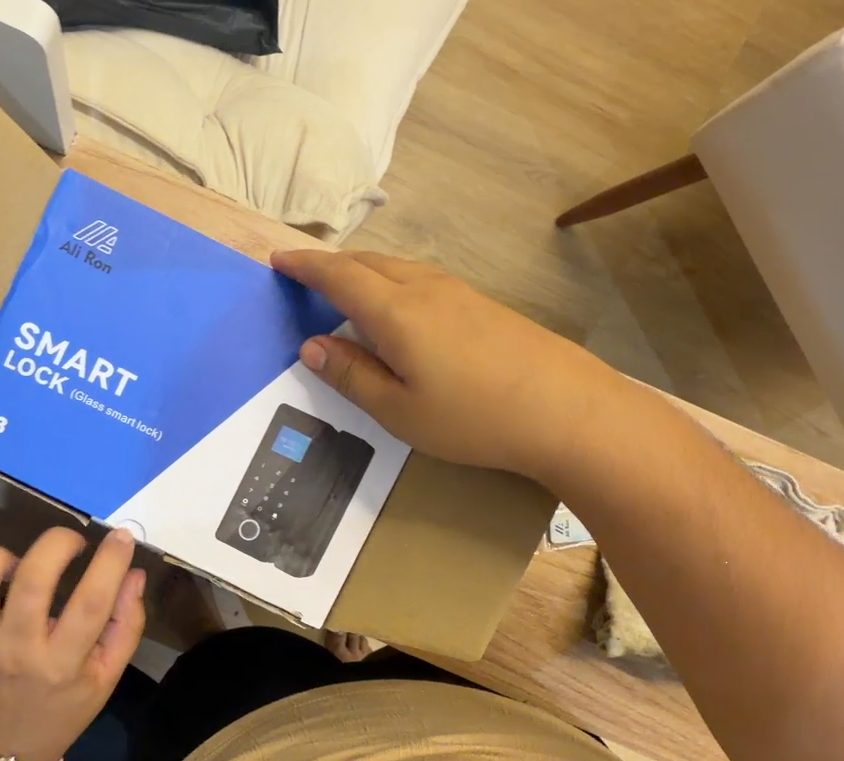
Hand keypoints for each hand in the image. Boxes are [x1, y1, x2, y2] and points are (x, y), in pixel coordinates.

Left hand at [0, 527, 147, 760]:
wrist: (11, 746)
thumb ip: (125, 624)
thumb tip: (134, 573)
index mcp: (62, 663)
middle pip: (29, 584)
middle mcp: (16, 652)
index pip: (90, 603)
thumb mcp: (108, 676)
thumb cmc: (66, 707)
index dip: (109, 563)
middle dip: (55, 545)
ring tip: (17, 564)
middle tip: (72, 542)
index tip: (121, 538)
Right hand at [272, 249, 628, 478]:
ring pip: (396, 267)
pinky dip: (388, 281)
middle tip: (301, 273)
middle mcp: (425, 289)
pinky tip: (392, 306)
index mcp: (396, 313)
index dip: (305, 266)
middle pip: (367, 262)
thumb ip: (351, 375)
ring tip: (340, 287)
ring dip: (361, 270)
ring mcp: (458, 292)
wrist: (567, 410)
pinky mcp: (480, 304)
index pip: (338, 277)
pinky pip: (418, 278)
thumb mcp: (398, 411)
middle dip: (329, 264)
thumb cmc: (472, 417)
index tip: (277, 259)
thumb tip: (311, 346)